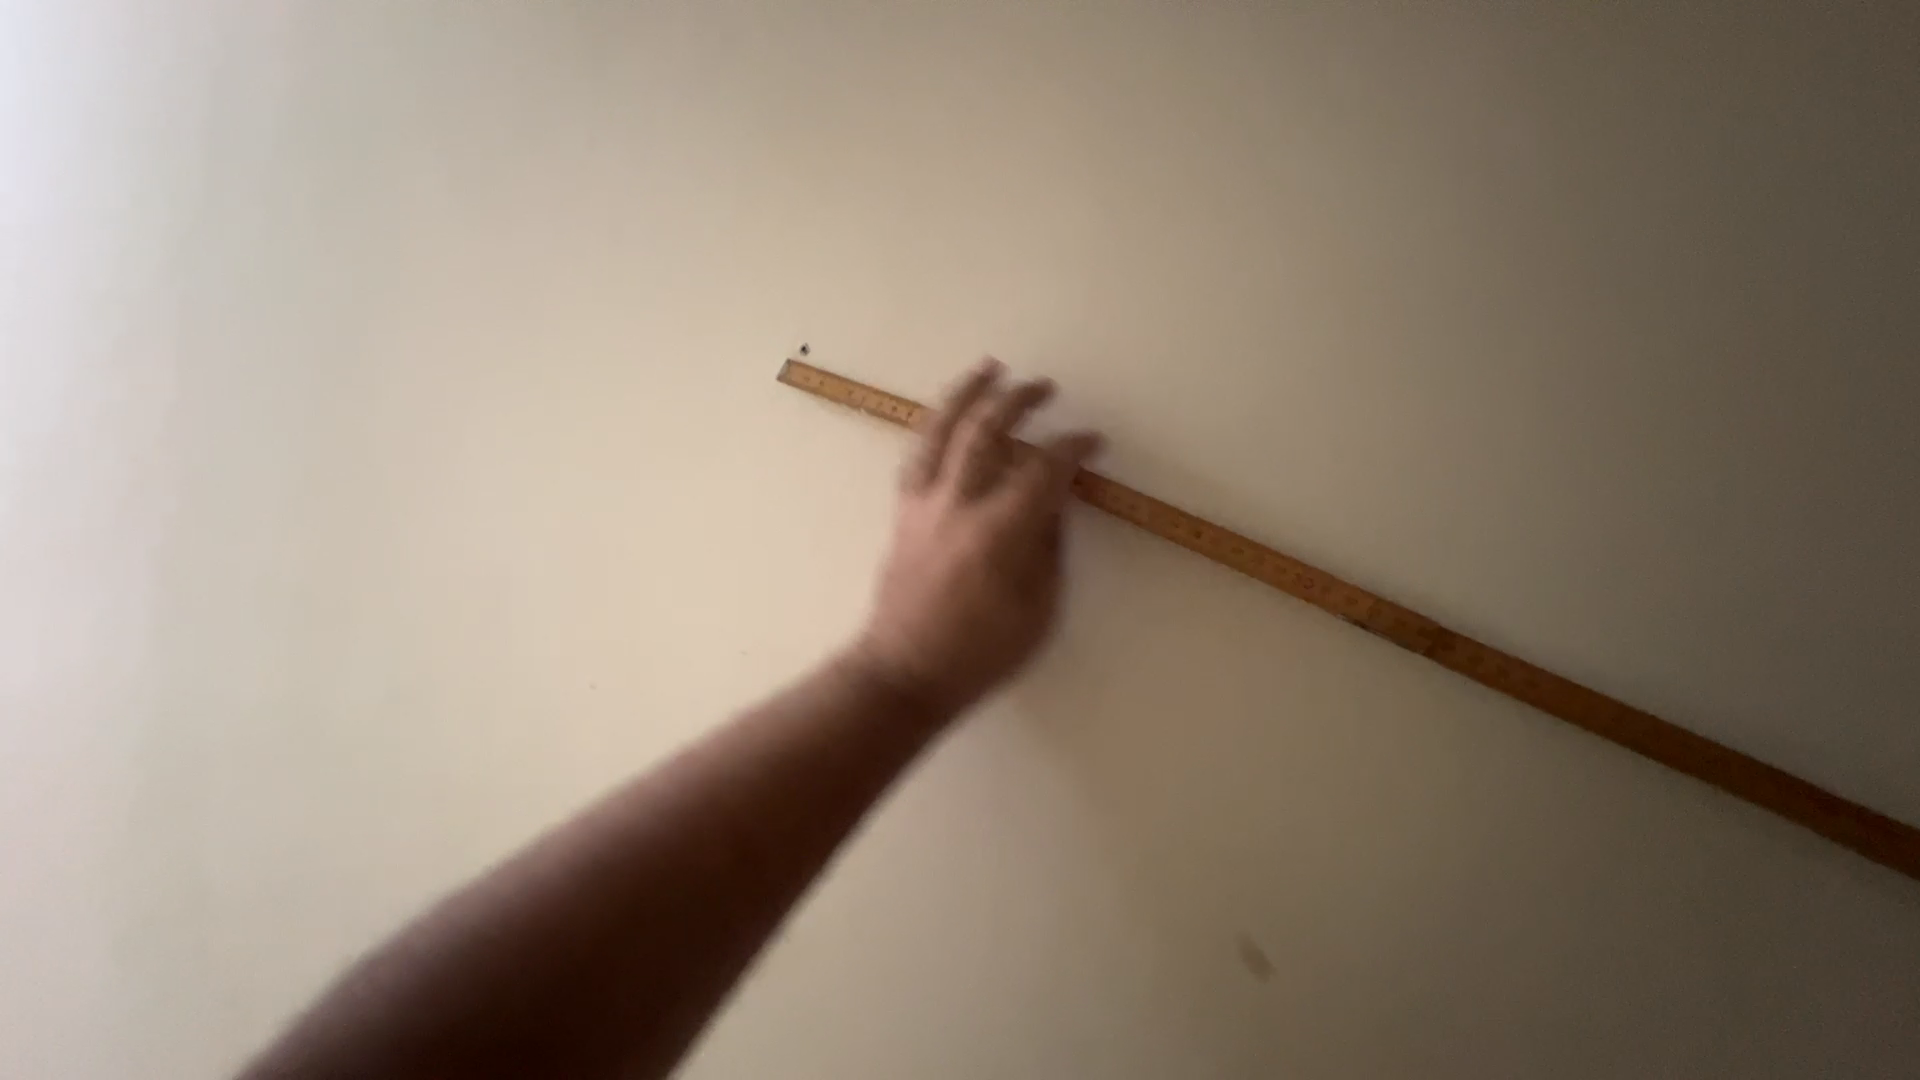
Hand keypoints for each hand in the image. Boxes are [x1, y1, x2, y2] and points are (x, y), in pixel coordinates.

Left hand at [849, 358, 1102, 715]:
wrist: (904, 672)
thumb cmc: (979, 654)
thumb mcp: (1038, 610)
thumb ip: (1047, 548)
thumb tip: (1053, 504)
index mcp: (997, 532)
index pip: (1042, 471)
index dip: (1071, 450)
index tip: (1091, 441)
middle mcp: (955, 505)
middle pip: (985, 433)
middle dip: (1018, 401)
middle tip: (1043, 387)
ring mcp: (922, 505)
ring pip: (940, 431)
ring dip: (966, 394)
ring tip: (988, 369)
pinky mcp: (902, 514)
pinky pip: (918, 456)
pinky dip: (936, 429)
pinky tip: (949, 420)